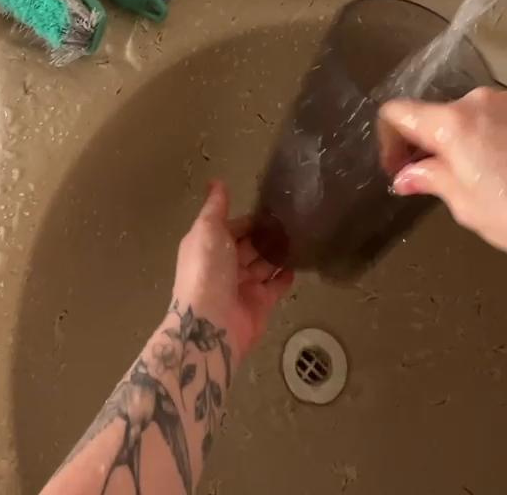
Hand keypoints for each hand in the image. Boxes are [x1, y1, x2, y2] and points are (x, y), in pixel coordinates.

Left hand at [171, 181, 293, 362]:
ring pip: (263, 264)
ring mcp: (243, 286)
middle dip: (265, 235)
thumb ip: (216, 207)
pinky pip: (275, 287)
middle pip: (249, 246)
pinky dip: (284, 276)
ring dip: (277, 253)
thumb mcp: (207, 230)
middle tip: (292, 222)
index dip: (249, 220)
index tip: (272, 208)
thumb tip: (216, 182)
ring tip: (299, 238)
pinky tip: (296, 264)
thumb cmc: (207, 270)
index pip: (232, 227)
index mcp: (208, 247)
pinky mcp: (260, 304)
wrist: (211, 325)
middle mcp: (224, 265)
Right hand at [381, 88, 506, 284]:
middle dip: (425, 144)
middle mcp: (478, 101)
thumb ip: (430, 180)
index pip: (398, 113)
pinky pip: (494, 117)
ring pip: (465, 117)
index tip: (399, 170)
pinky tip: (504, 171)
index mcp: (453, 123)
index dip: (389, 141)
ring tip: (474, 180)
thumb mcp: (467, 206)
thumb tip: (406, 175)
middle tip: (432, 181)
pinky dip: (486, 138)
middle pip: (433, 114)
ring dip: (457, 142)